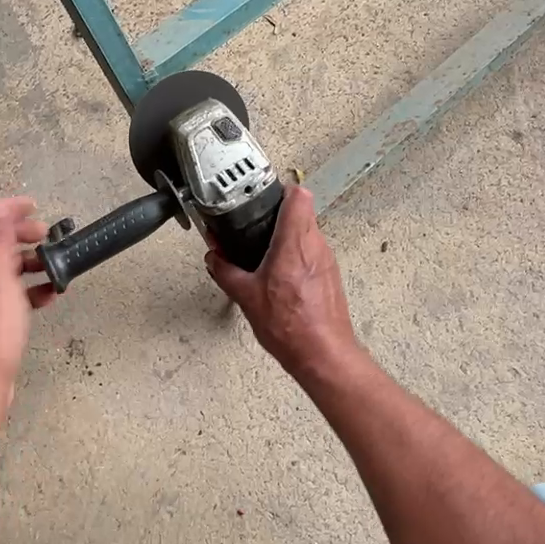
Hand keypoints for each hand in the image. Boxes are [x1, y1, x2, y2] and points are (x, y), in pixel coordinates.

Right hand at [206, 185, 361, 378]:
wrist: (323, 354)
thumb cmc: (292, 327)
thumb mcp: (245, 296)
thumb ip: (225, 271)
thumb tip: (214, 259)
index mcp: (294, 242)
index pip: (298, 194)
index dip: (280, 189)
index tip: (264, 195)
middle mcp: (315, 244)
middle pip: (302, 210)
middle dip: (278, 214)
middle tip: (259, 223)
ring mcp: (326, 259)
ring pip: (308, 230)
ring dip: (288, 234)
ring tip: (267, 250)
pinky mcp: (330, 274)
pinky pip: (313, 251)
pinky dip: (297, 254)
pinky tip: (281, 274)